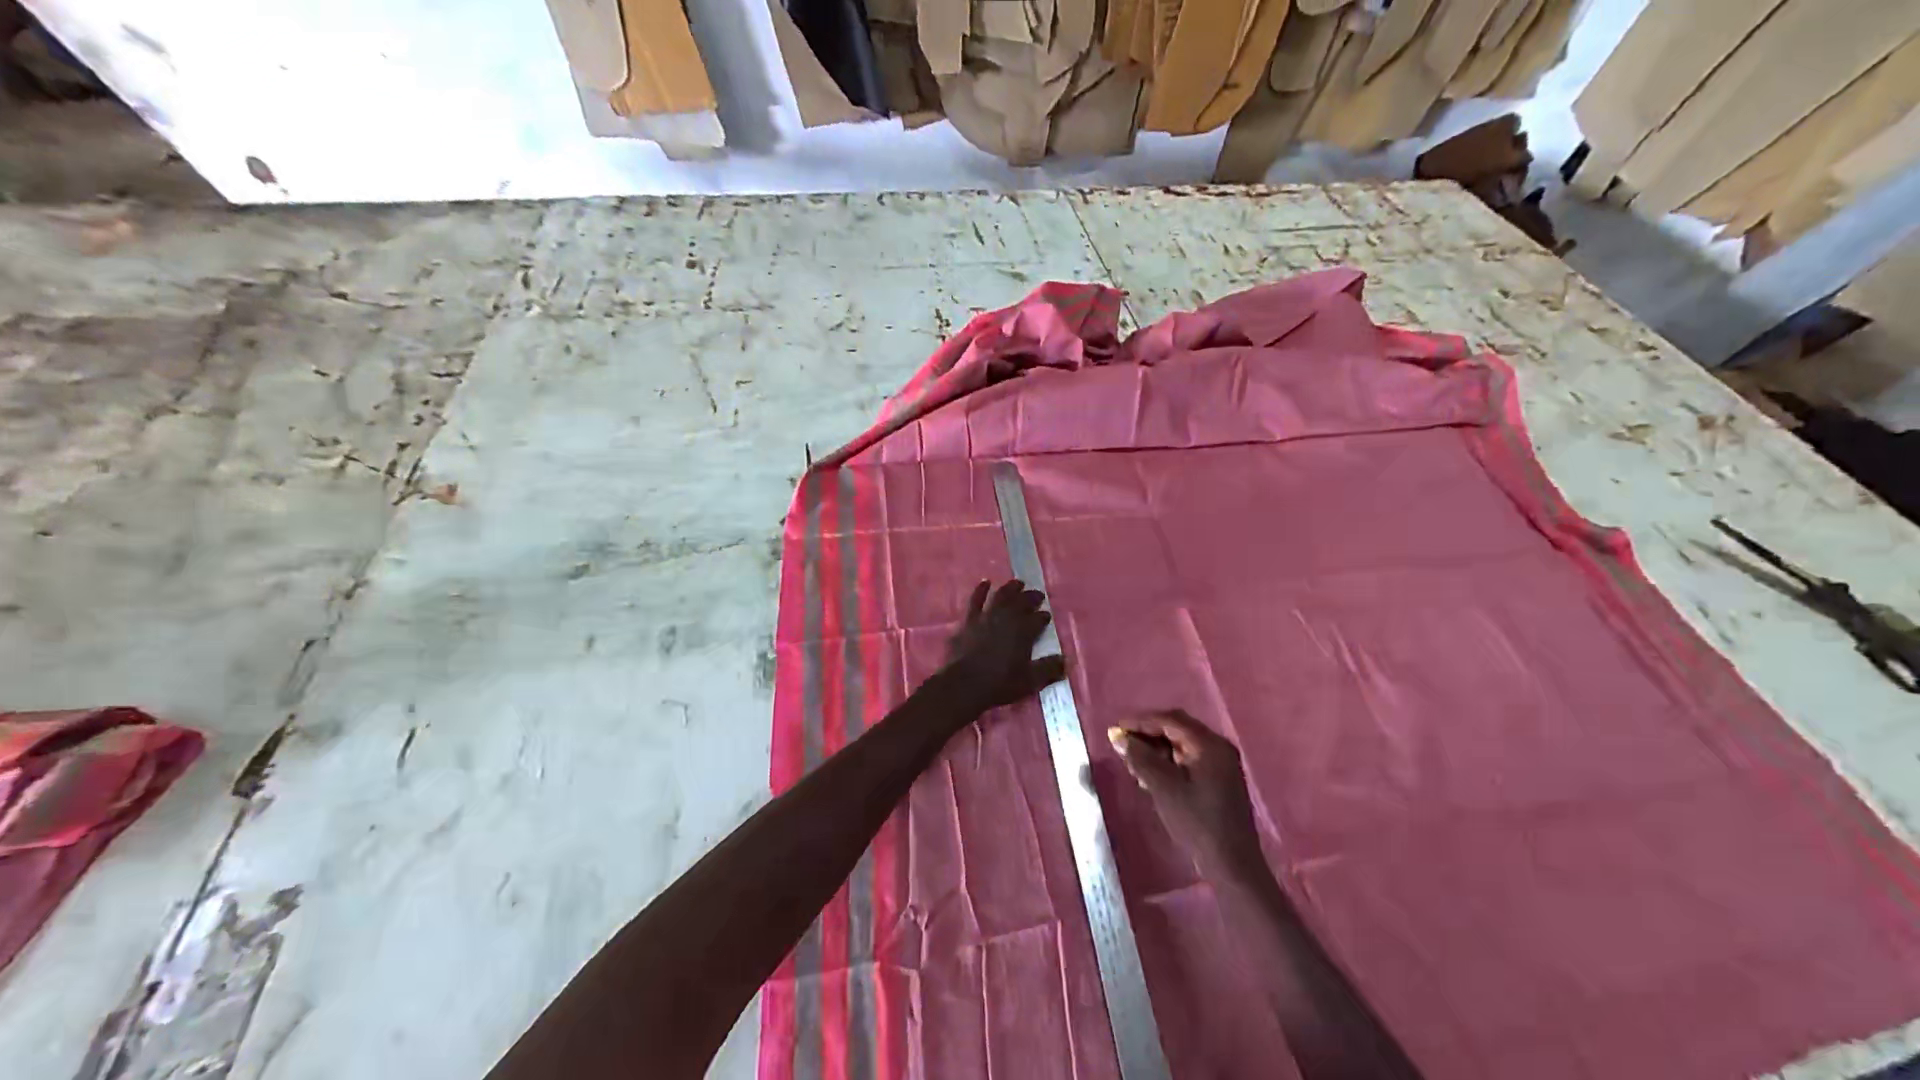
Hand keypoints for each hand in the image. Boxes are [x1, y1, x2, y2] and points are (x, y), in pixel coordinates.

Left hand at [942, 580, 1067, 709]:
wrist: (965, 683)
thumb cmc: (1000, 683)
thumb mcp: (1029, 680)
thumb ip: (1048, 669)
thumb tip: (1065, 661)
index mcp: (1024, 631)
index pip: (1038, 619)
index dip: (1043, 617)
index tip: (1046, 616)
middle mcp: (1007, 618)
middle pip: (1022, 602)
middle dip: (1032, 597)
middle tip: (1038, 595)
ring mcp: (987, 616)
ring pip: (1002, 596)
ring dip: (1011, 588)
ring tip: (1018, 583)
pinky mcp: (970, 619)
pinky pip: (976, 600)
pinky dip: (982, 590)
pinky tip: (986, 582)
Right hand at [1108, 710, 1263, 874]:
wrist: (1231, 864)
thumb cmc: (1197, 822)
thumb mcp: (1163, 788)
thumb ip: (1140, 758)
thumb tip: (1118, 736)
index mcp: (1209, 744)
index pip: (1170, 720)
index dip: (1140, 722)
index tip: (1115, 728)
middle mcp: (1218, 747)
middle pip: (1177, 728)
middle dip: (1148, 734)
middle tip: (1122, 743)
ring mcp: (1221, 764)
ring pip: (1182, 744)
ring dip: (1156, 749)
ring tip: (1132, 761)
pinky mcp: (1218, 780)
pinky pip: (1188, 759)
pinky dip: (1168, 762)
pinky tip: (1151, 775)